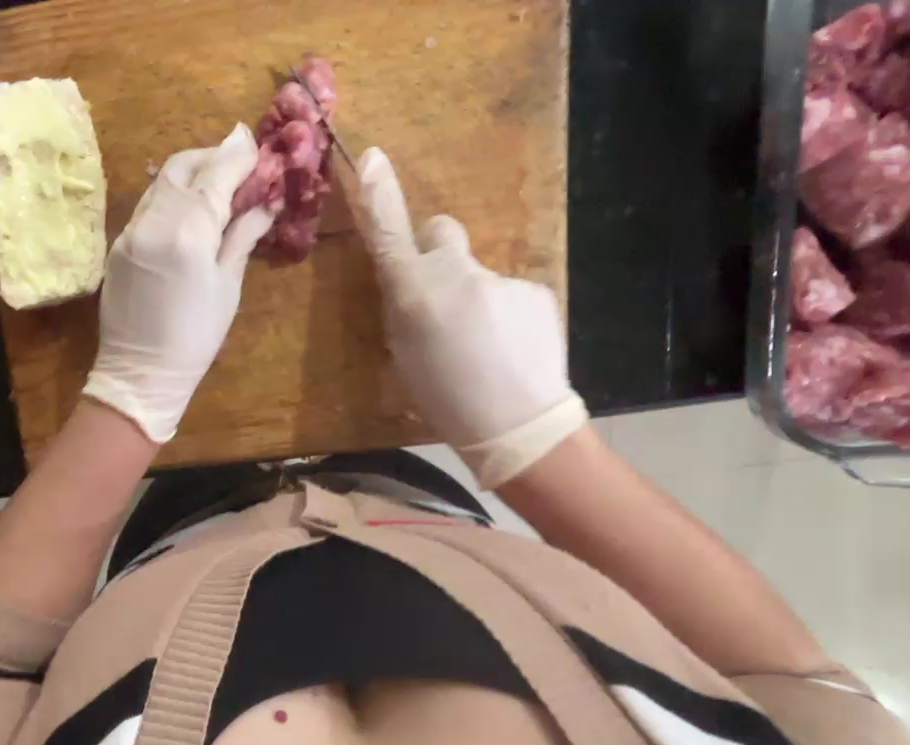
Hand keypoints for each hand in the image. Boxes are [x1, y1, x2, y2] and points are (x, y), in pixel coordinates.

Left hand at [83, 125, 277, 443]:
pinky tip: (186, 215)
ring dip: (189, 176)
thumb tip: (264, 201)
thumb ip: (242, 236)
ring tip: (213, 189)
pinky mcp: (116, 246)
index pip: (216, 174)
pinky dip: (169, 199)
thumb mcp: (228, 286)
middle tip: (235, 166)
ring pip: (160, 184)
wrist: (139, 374)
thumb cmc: (195, 337)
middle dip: (211, 158)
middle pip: (183, 167)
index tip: (254, 142)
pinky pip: (146, 207)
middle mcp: (154, 221)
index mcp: (188, 232)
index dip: (238, 155)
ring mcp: (129, 231)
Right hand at [350, 148, 585, 488]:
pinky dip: (508, 314)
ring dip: (478, 297)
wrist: (515, 422)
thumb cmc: (444, 400)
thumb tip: (415, 286)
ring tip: (485, 347)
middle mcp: (453, 273)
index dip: (379, 196)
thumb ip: (406, 310)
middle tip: (446, 302)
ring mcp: (498, 277)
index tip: (375, 157)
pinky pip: (511, 292)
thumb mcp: (404, 357)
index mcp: (411, 295)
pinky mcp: (534, 288)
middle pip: (442, 234)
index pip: (388, 234)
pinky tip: (511, 349)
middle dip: (442, 255)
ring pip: (478, 272)